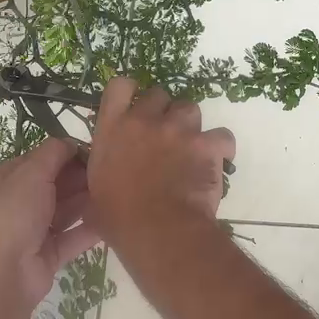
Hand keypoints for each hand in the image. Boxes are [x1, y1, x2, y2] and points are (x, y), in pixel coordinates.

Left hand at [0, 138, 102, 314]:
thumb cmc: (12, 214)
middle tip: (109, 171)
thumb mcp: (30, 173)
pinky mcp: (47, 256)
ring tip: (116, 192)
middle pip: (52, 185)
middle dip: (78, 178)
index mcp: (4, 181)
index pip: (37, 160)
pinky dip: (89, 229)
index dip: (63, 154)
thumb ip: (52, 153)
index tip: (92, 150)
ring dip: (86, 202)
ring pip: (63, 211)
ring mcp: (31, 232)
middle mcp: (15, 204)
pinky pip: (71, 238)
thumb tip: (70, 141)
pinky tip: (111, 220)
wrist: (3, 277)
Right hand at [86, 77, 234, 250]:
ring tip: (190, 147)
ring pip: (190, 109)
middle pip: (159, 95)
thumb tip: (108, 171)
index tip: (134, 106)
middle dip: (162, 111)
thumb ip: (103, 166)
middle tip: (162, 135)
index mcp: (113, 127)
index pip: (119, 86)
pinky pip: (221, 135)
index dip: (130, 92)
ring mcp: (178, 129)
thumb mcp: (96, 186)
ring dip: (189, 125)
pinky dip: (220, 146)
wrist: (158, 232)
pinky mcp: (207, 144)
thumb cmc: (118, 217)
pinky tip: (217, 159)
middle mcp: (145, 120)